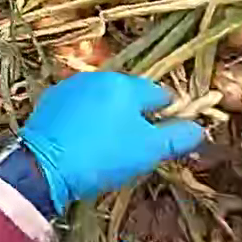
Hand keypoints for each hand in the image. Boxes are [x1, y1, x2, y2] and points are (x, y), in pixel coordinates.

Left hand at [20, 72, 205, 211]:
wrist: (43, 164)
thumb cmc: (102, 154)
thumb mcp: (148, 150)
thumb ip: (177, 136)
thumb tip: (198, 128)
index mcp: (125, 84)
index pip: (160, 95)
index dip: (167, 117)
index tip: (162, 140)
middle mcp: (98, 76)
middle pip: (130, 96)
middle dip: (137, 118)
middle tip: (134, 149)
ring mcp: (72, 86)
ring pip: (104, 101)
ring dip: (111, 118)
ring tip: (108, 148)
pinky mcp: (51, 100)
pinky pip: (80, 108)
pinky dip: (87, 121)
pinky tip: (84, 143)